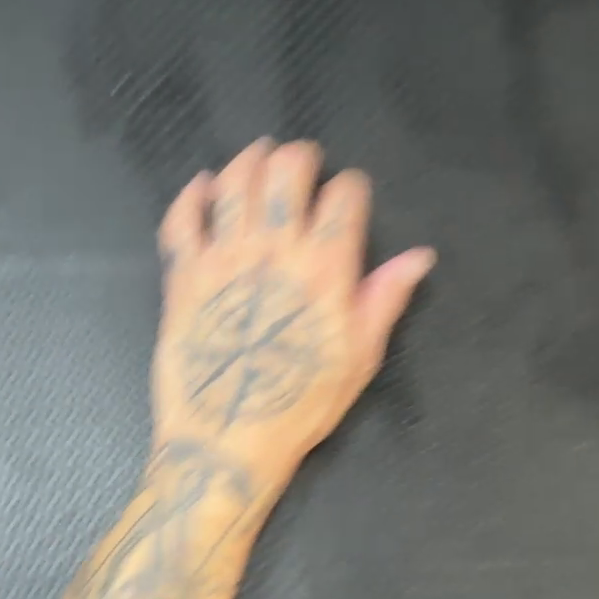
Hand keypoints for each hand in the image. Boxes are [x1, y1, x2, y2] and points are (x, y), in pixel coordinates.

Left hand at [152, 139, 434, 482]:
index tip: (348, 198)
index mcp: (324, 269)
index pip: (344, 196)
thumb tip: (418, 256)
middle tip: (301, 165)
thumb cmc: (299, 407)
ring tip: (256, 160)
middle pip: (286, 171)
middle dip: (299, 158)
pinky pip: (180, 219)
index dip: (350, 188)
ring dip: (248, 162)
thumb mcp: (357, 361)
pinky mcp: (181, 277)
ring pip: (233, 182)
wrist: (226, 441)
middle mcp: (273, 251)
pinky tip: (202, 188)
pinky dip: (190, 195)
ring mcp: (222, 259)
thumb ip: (384, 300)